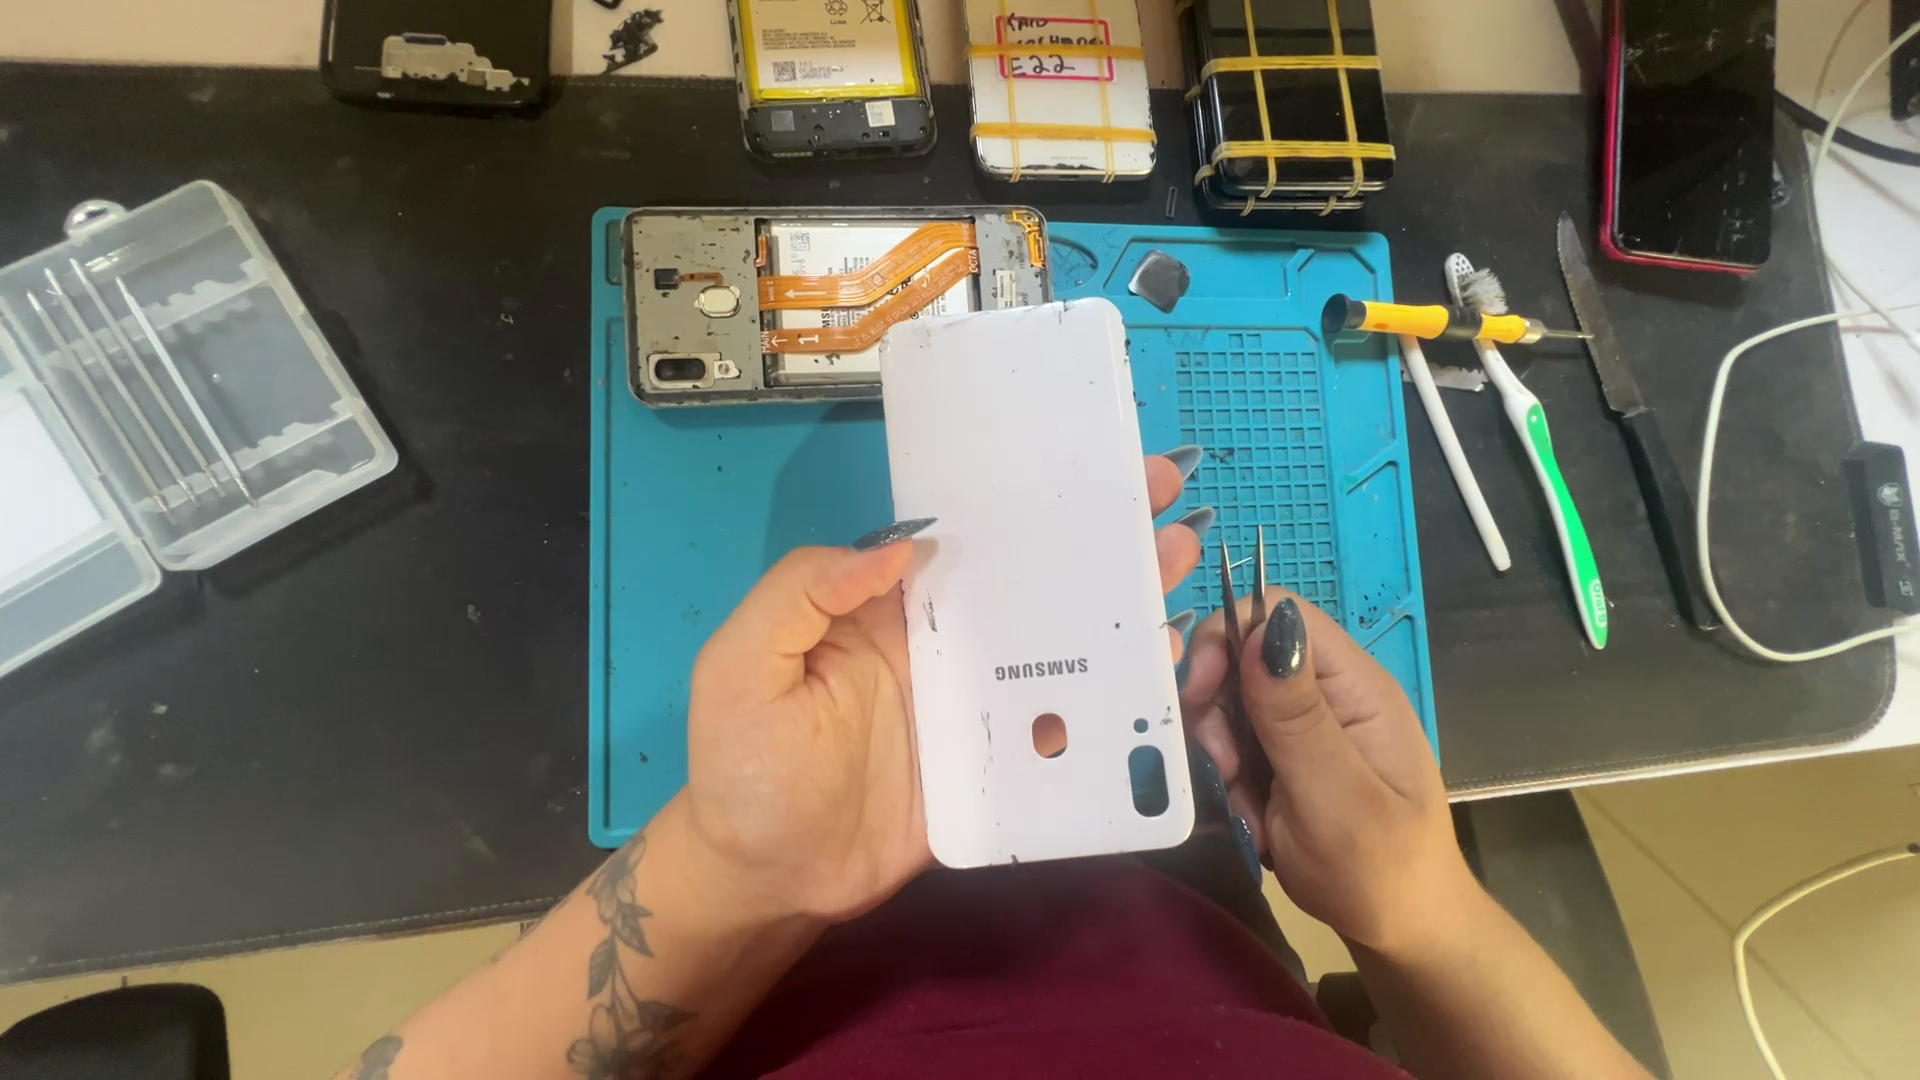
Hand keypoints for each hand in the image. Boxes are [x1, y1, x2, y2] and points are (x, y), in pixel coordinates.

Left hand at [681, 453, 1205, 923]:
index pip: (969, 538)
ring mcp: (981, 703)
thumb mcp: (744, 661)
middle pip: (1033, 580)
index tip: (1090, 468)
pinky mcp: (1003, 762)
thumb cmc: (747, 764)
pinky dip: (1116, 696)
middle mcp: (950, 643)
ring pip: (1062, 644)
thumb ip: (804, 591)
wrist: (772, 879)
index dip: (1025, 501)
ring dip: (1120, 603)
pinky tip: (1163, 666)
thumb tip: (903, 543)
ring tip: (1179, 559)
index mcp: (896, 606)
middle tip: (1165, 497)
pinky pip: (1066, 722)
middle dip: (1097, 536)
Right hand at [1180, 591, 1477, 958]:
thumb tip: (1263, 629)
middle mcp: (1326, 690)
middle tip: (1223, 765)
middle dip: (1215, 707)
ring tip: (1243, 801)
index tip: (1199, 692)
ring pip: (1227, 699)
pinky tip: (1246, 810)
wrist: (1399, 931)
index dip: (1227, 635)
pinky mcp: (1282, 750)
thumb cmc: (1380, 869)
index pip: (1278, 612)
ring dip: (1217, 748)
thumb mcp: (1336, 797)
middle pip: (1241, 654)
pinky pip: (1230, 738)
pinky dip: (1224, 772)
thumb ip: (1296, 716)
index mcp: (1354, 685)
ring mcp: (1302, 721)